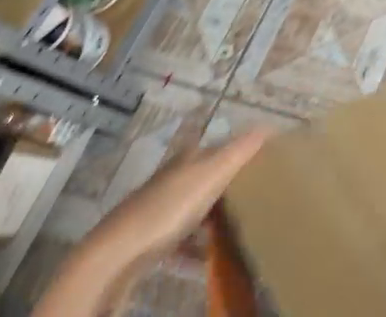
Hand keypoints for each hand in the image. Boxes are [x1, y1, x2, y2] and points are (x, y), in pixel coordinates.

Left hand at [36, 129, 270, 316]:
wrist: (114, 256)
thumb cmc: (168, 208)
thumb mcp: (211, 174)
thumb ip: (240, 150)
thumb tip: (270, 125)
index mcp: (187, 159)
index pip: (219, 147)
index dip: (240, 151)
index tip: (263, 162)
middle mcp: (170, 179)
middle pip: (206, 178)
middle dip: (229, 187)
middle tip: (256, 198)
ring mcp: (156, 210)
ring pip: (194, 209)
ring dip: (213, 219)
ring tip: (236, 231)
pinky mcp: (147, 240)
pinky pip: (181, 240)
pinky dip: (195, 248)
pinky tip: (207, 260)